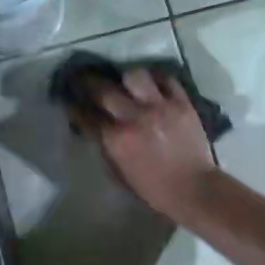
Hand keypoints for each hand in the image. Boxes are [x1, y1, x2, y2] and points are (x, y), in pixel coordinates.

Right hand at [77, 68, 218, 216]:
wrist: (193, 189)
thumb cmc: (153, 187)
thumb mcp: (120, 171)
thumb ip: (106, 145)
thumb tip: (95, 125)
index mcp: (116, 140)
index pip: (87, 115)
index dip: (75, 106)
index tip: (70, 99)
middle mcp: (134, 118)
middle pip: (104, 89)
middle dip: (90, 83)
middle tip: (87, 79)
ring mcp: (159, 107)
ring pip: (135, 75)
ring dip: (127, 78)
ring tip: (127, 82)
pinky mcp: (181, 103)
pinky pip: (166, 79)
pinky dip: (156, 79)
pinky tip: (152, 84)